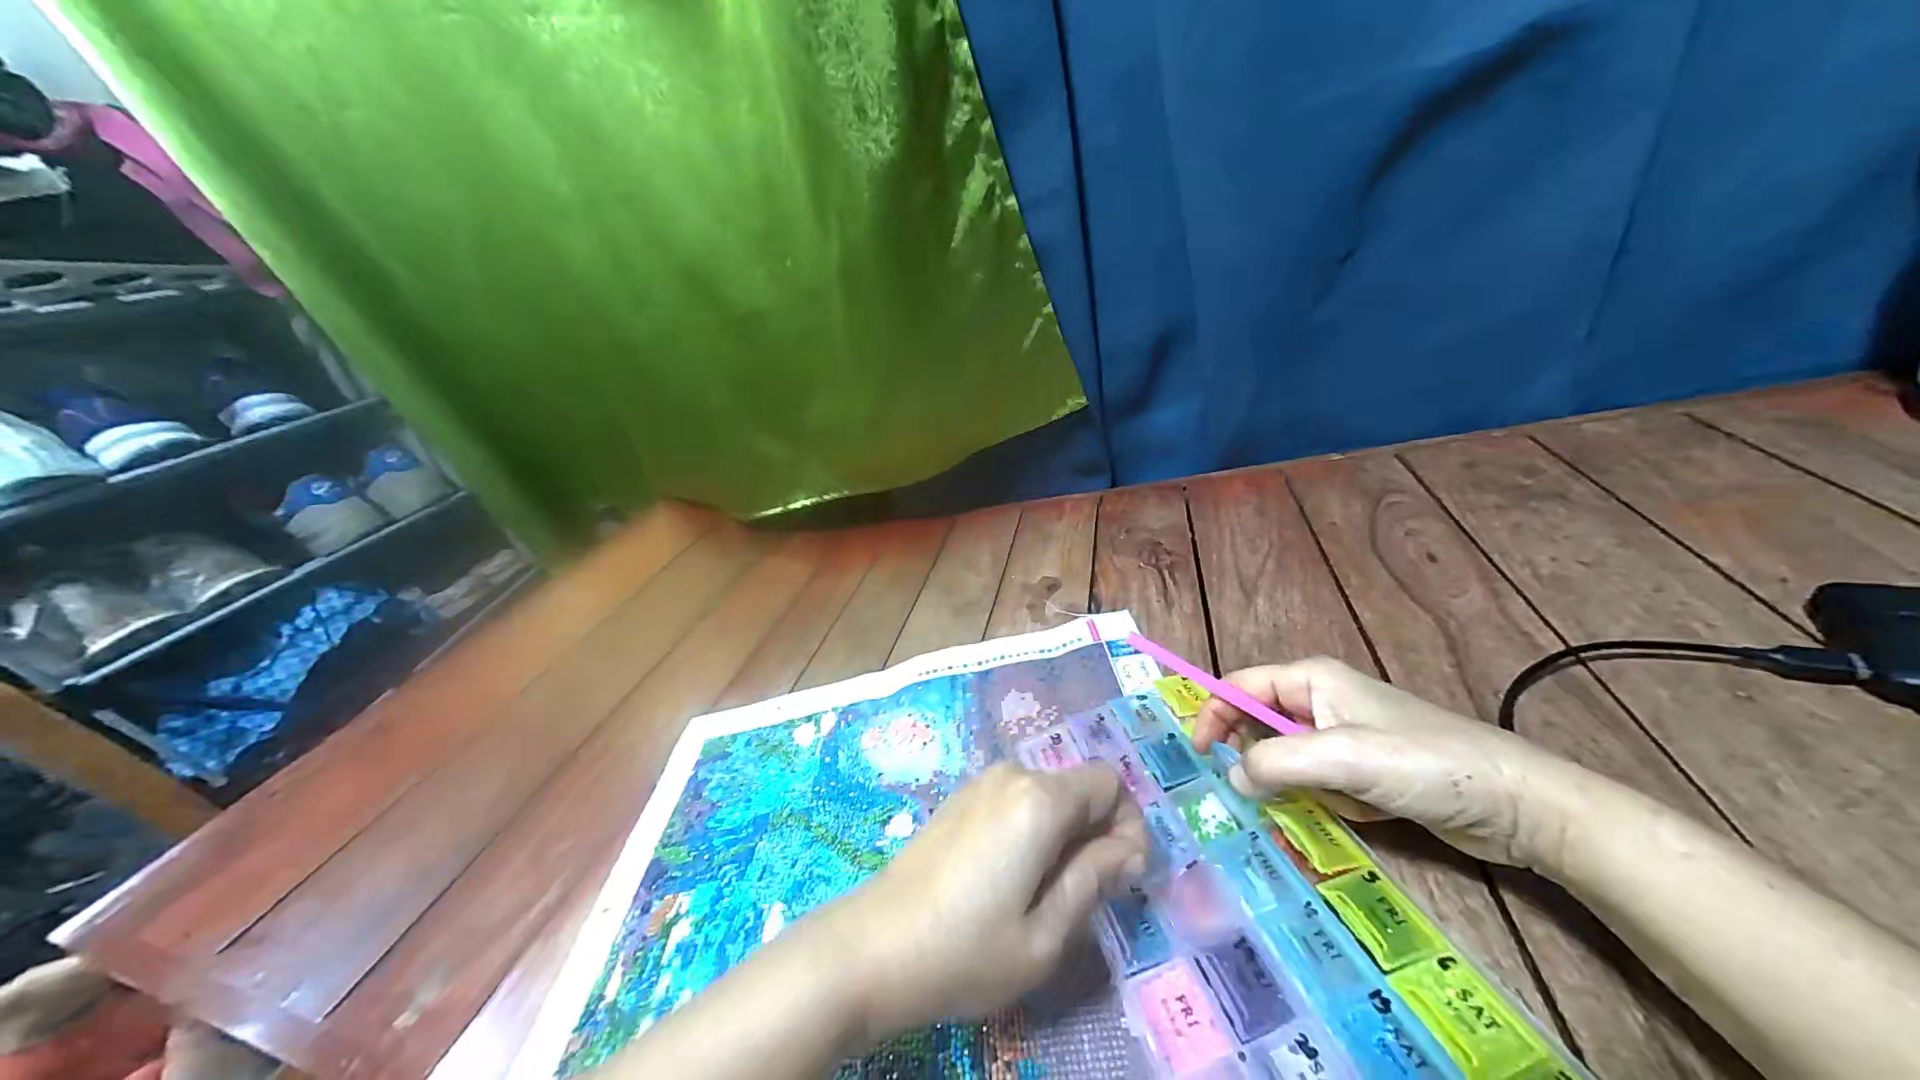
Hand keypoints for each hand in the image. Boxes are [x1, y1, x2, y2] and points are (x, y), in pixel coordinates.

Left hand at [815, 763, 1148, 1040]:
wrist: (872, 947)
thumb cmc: (965, 951)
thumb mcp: (1045, 935)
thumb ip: (1093, 880)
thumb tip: (1126, 849)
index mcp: (1039, 799)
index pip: (1109, 782)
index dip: (1128, 825)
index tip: (1121, 877)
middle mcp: (1011, 775)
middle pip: (1078, 787)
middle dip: (1096, 832)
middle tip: (1085, 895)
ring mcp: (979, 784)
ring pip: (1047, 795)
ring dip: (1063, 834)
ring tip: (1044, 893)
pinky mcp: (958, 800)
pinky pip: (1015, 802)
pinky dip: (1032, 830)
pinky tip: (1009, 879)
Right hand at [1191, 657, 1582, 866]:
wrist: (1515, 802)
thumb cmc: (1422, 763)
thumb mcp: (1340, 757)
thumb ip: (1274, 762)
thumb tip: (1230, 778)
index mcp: (1310, 679)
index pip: (1238, 687)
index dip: (1212, 715)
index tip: (1199, 757)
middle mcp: (1319, 702)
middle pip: (1258, 725)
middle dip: (1256, 760)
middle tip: (1254, 794)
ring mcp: (1342, 737)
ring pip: (1286, 760)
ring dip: (1295, 787)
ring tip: (1325, 805)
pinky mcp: (1362, 770)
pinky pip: (1317, 783)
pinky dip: (1325, 801)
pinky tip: (1358, 812)